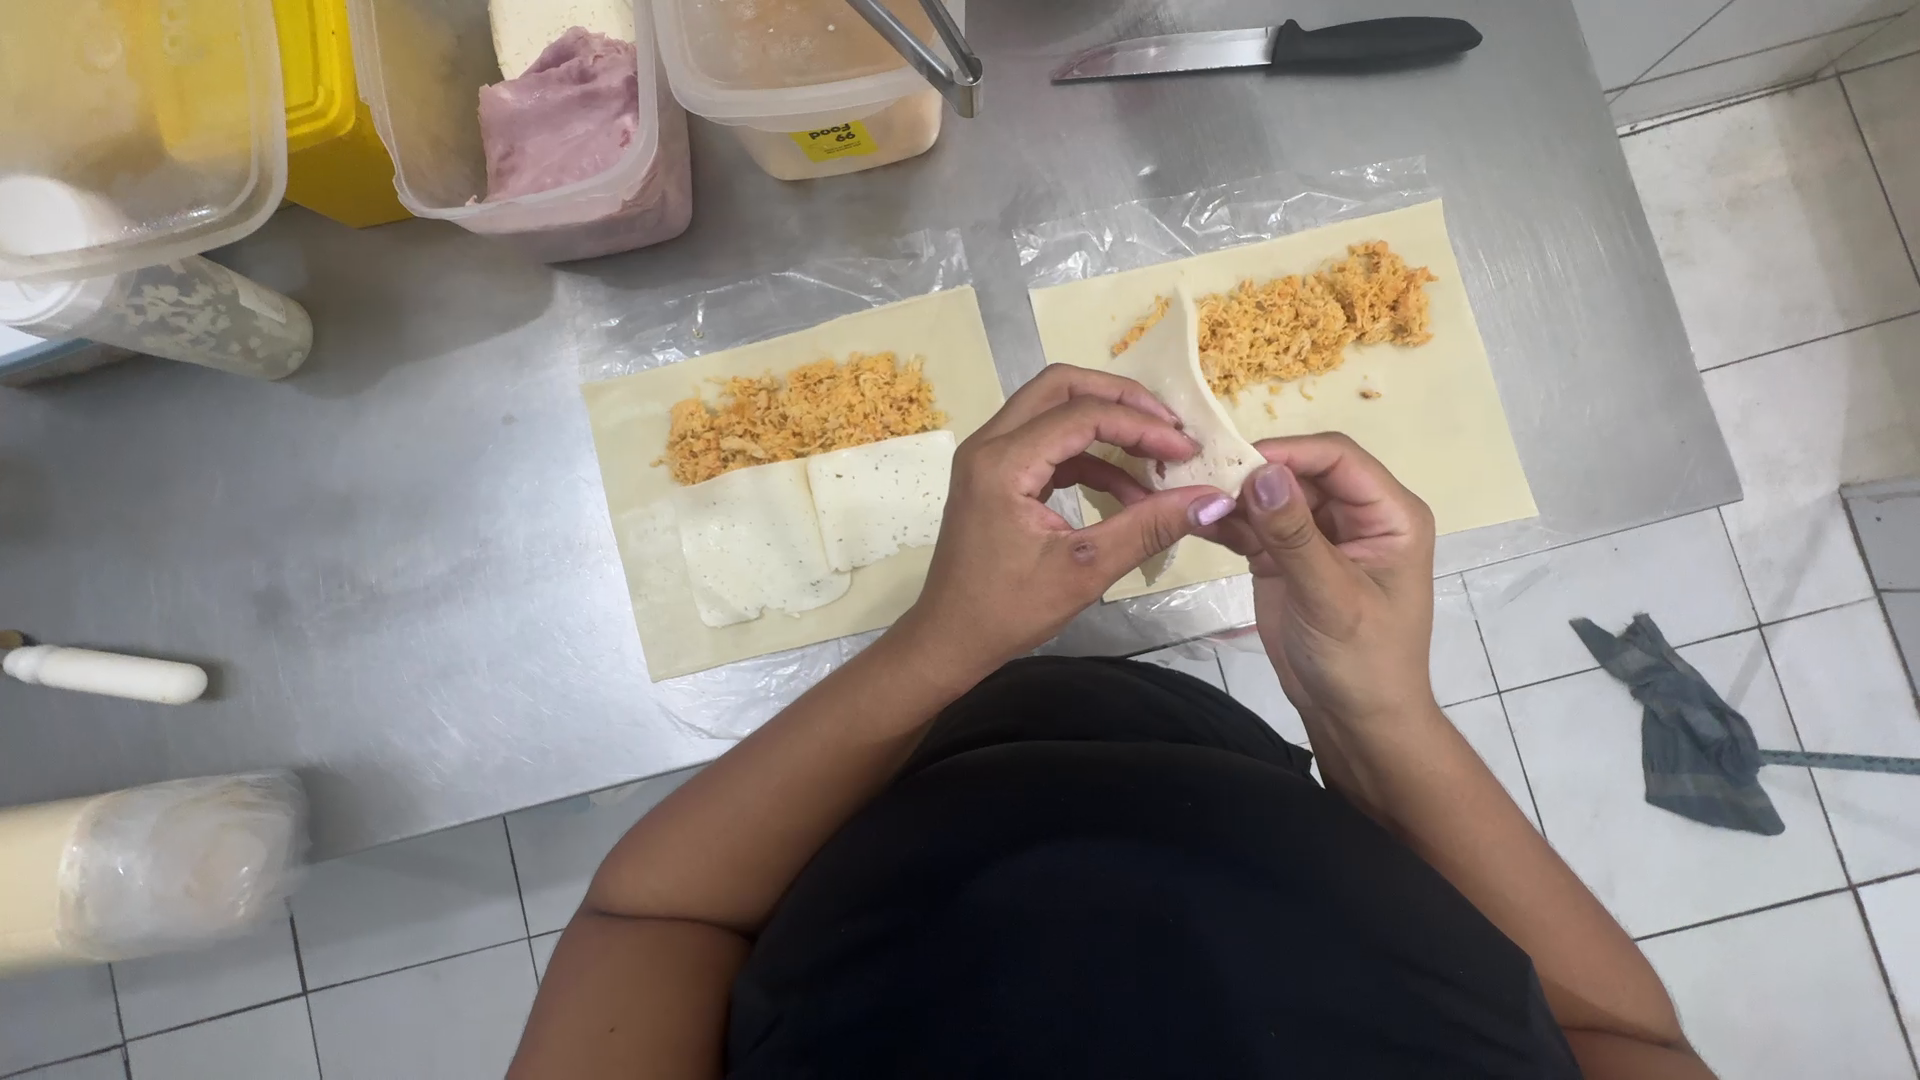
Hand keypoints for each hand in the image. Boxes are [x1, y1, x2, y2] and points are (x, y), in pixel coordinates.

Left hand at [894, 365, 1237, 683]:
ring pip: (1052, 410)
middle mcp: (988, 445)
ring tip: (1156, 461)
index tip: (1188, 450)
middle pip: (1061, 388)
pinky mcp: (995, 475)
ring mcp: (987, 457)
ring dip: (1106, 427)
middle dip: (1121, 401)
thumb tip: (1213, 499)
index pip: (1082, 414)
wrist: (951, 638)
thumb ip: (1148, 527)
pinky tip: (1125, 492)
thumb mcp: (1085, 569)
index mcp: (1002, 463)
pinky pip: (1046, 445)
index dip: (1142, 425)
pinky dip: (1088, 458)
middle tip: (1169, 429)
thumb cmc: (1008, 610)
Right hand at [1199, 433, 1436, 727]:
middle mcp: (1352, 515)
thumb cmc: (1362, 661)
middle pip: (1298, 472)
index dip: (1289, 452)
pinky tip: (1194, 520)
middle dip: (1253, 473)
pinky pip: (1251, 526)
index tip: (1235, 461)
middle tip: (1201, 480)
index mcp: (1388, 515)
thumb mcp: (1331, 598)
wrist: (1351, 717)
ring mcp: (1314, 535)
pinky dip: (1224, 522)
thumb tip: (1261, 473)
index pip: (1338, 459)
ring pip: (1269, 495)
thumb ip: (1295, 535)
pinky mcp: (1281, 556)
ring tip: (1188, 497)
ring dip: (1232, 496)